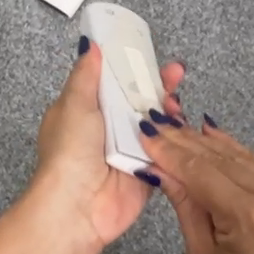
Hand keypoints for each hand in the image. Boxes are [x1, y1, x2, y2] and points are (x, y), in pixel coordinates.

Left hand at [30, 40, 184, 251]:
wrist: (76, 208)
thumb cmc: (68, 153)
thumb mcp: (75, 104)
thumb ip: (86, 75)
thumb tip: (91, 46)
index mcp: (84, 110)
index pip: (112, 82)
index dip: (131, 67)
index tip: (149, 54)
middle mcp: (106, 129)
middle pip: (138, 100)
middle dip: (157, 86)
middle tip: (175, 74)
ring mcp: (126, 150)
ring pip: (154, 124)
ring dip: (168, 111)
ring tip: (177, 102)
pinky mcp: (145, 171)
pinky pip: (164, 151)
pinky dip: (174, 139)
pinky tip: (184, 125)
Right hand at [137, 119, 253, 253]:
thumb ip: (185, 205)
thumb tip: (161, 169)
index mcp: (250, 218)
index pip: (201, 171)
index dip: (170, 151)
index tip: (146, 133)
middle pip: (220, 158)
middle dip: (184, 140)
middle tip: (155, 122)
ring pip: (240, 156)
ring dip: (206, 140)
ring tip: (176, 124)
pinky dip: (232, 150)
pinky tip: (211, 135)